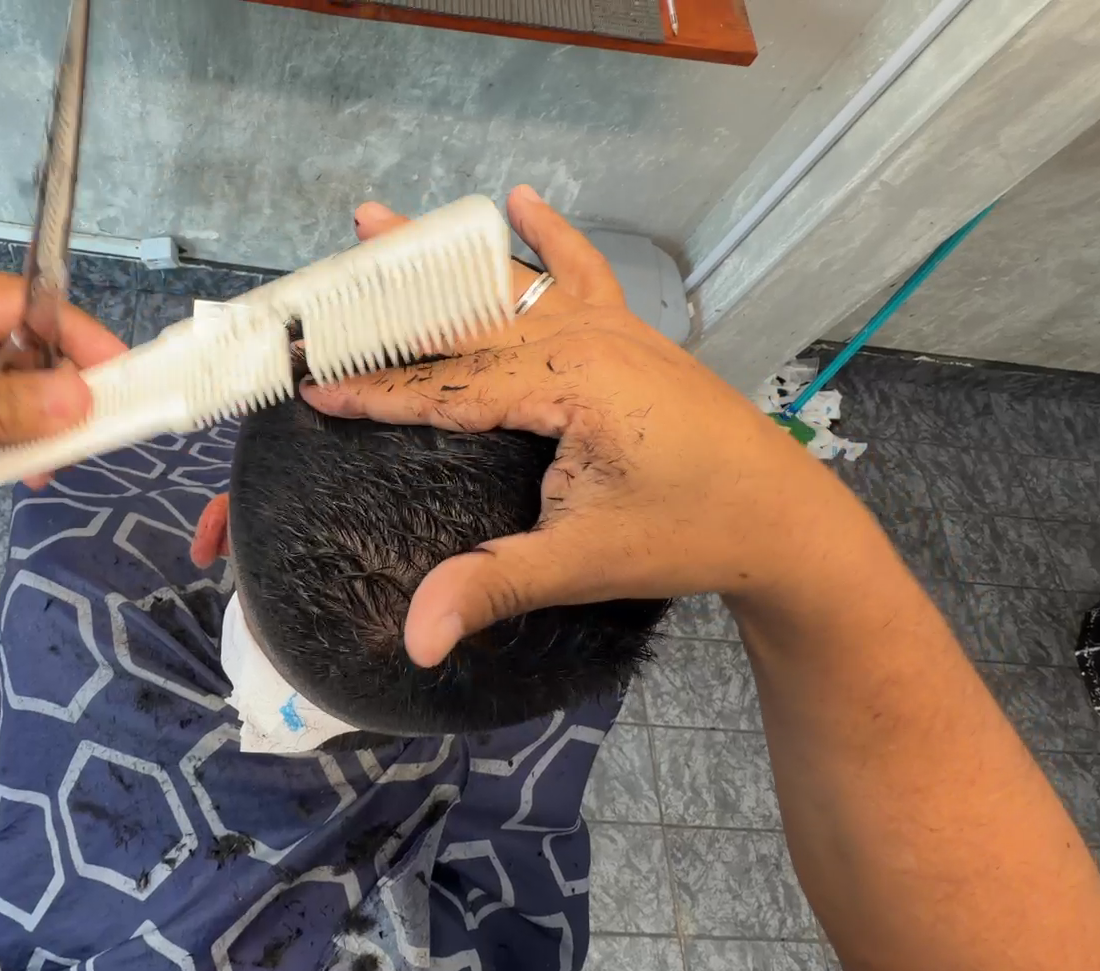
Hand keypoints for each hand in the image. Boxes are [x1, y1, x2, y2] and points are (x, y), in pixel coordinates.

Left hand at [0, 268, 125, 569]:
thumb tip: (81, 398)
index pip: (18, 304)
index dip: (73, 332)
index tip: (119, 369)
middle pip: (33, 347)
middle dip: (67, 386)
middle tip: (99, 426)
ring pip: (32, 393)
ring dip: (53, 425)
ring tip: (59, 460)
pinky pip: (17, 429)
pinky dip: (35, 450)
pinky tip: (34, 473)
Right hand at [303, 186, 851, 665]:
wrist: (786, 522)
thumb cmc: (685, 538)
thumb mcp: (580, 564)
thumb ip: (491, 587)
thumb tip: (413, 642)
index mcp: (569, 383)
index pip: (447, 385)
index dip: (377, 390)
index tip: (313, 385)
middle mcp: (585, 338)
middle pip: (463, 319)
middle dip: (386, 306)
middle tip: (321, 286)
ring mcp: (612, 327)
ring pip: (506, 285)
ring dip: (440, 256)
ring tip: (379, 220)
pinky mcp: (630, 334)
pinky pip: (582, 270)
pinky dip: (550, 236)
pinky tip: (523, 200)